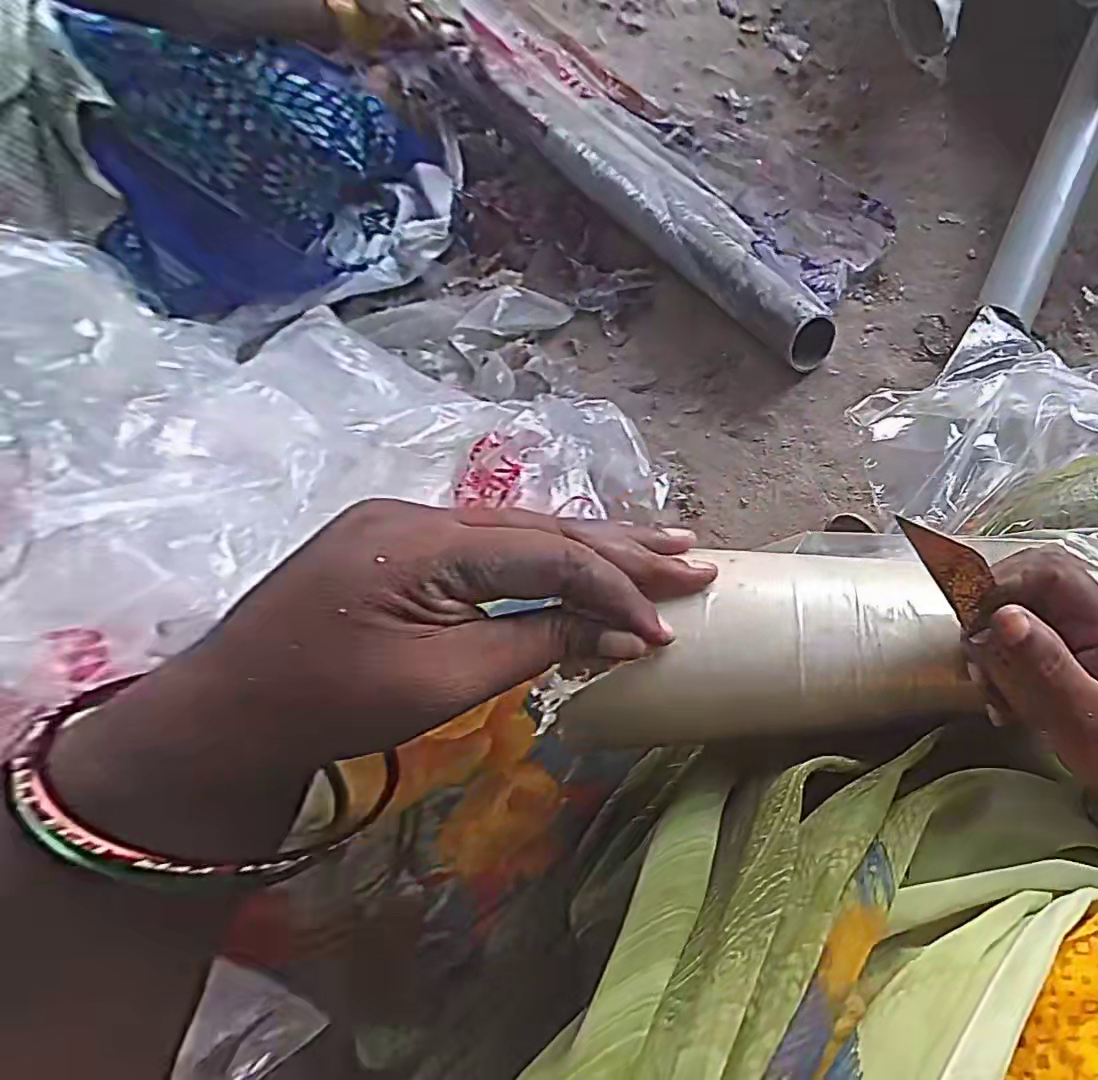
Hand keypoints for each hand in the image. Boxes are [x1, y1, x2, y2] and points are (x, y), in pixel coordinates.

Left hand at [102, 500, 715, 785]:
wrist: (216, 721)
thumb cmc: (328, 707)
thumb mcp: (449, 680)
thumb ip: (548, 642)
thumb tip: (631, 637)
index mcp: (423, 543)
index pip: (551, 557)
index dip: (616, 592)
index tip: (663, 630)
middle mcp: (425, 514)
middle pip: (552, 530)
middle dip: (630, 552)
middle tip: (695, 560)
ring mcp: (418, 522)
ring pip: (537, 528)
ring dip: (607, 543)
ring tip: (671, 543)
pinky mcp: (418, 541)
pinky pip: (509, 541)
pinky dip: (563, 553)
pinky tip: (604, 548)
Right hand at [961, 549, 1097, 810]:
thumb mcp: (1084, 714)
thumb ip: (1047, 666)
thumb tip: (1003, 617)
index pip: (1052, 572)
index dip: (1007, 581)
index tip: (976, 618)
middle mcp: (1082, 616)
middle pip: (1029, 579)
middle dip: (992, 609)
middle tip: (975, 649)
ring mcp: (1067, 632)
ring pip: (1014, 608)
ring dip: (990, 644)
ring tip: (990, 686)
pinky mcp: (1051, 651)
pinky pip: (1011, 639)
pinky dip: (995, 665)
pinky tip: (1000, 701)